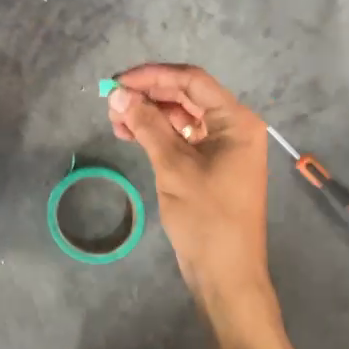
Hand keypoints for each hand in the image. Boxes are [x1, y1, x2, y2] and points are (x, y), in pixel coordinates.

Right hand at [106, 64, 270, 298]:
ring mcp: (223, 146)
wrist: (226, 272)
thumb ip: (147, 125)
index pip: (191, 81)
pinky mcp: (210, 164)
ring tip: (115, 121)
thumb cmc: (206, 217)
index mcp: (236, 121)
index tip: (118, 82)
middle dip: (148, 95)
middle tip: (111, 102)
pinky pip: (181, 137)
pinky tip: (129, 135)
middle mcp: (233, 127)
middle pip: (186, 96)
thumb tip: (119, 94)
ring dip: (148, 114)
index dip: (153, 76)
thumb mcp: (173, 167)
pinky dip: (156, 133)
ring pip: (180, 116)